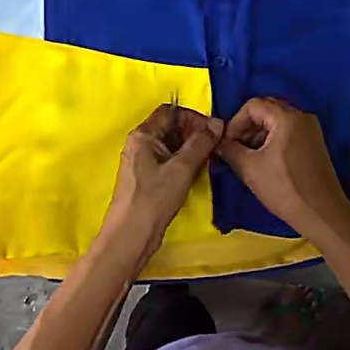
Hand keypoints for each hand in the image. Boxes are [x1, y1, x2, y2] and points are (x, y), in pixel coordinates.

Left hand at [94, 104, 222, 271]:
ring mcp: (144, 162)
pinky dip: (186, 162)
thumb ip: (201, 143)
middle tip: (214, 146)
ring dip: (193, 149)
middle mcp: (140, 145)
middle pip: (173, 127)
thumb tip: (217, 123)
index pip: (171, 111)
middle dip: (196, 133)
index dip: (193, 117)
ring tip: (208, 160)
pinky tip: (197, 172)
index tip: (212, 131)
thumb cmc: (153, 199)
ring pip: (174, 144)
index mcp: (142, 136)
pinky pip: (172, 160)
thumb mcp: (182, 168)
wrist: (131, 237)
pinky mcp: (149, 178)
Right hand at [218, 97, 349, 248]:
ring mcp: (311, 129)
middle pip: (267, 110)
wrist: (320, 210)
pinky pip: (289, 131)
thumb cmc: (284, 187)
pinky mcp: (314, 142)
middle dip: (246, 127)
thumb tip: (219, 144)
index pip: (253, 105)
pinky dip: (273, 140)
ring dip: (258, 134)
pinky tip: (264, 161)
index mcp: (287, 117)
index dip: (235, 122)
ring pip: (277, 121)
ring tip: (246, 158)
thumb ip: (230, 150)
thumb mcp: (250, 168)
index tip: (226, 144)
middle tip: (234, 149)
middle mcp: (302, 116)